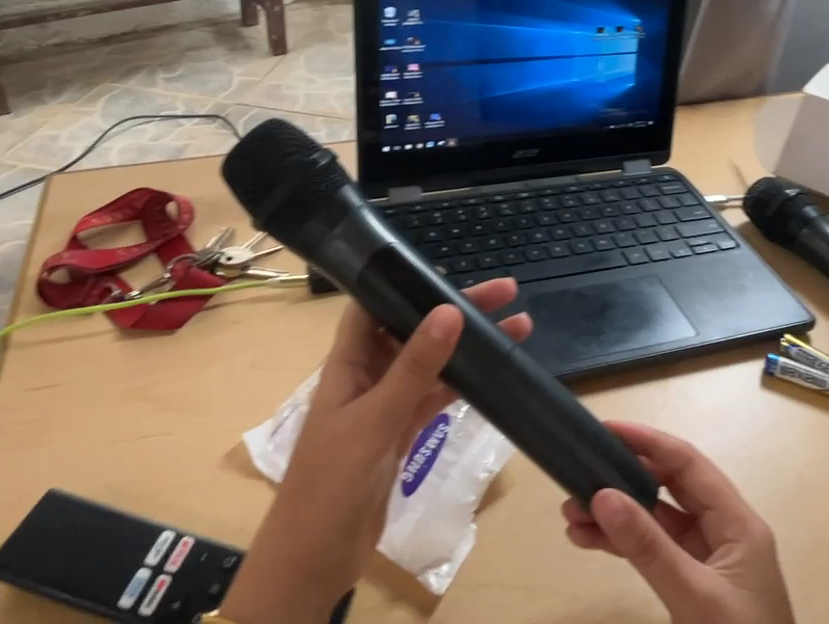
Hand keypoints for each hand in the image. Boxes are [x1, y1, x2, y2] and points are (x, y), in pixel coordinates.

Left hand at [220, 280, 532, 623]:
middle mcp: (366, 374)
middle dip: (454, 310)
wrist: (314, 558)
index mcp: (347, 360)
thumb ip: (414, 368)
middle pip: (412, 330)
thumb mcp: (375, 419)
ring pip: (429, 365)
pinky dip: (460, 387)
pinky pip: (433, 399)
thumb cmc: (330, 481)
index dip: (406, 281)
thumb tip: (450, 312)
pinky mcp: (399, 434)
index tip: (450, 270)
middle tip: (505, 293)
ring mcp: (384, 405)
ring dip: (465, 349)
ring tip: (514, 330)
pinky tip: (491, 377)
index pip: (375, 304)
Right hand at [562, 422, 793, 623]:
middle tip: (578, 473)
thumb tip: (601, 494)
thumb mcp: (694, 599)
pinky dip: (622, 544)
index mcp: (737, 524)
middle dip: (622, 478)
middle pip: (668, 487)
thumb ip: (648, 547)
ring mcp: (709, 560)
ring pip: (656, 520)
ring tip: (570, 515)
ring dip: (615, 514)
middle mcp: (724, 532)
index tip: (603, 430)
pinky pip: (653, 550)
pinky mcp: (695, 585)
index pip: (687, 464)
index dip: (646, 441)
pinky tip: (587, 542)